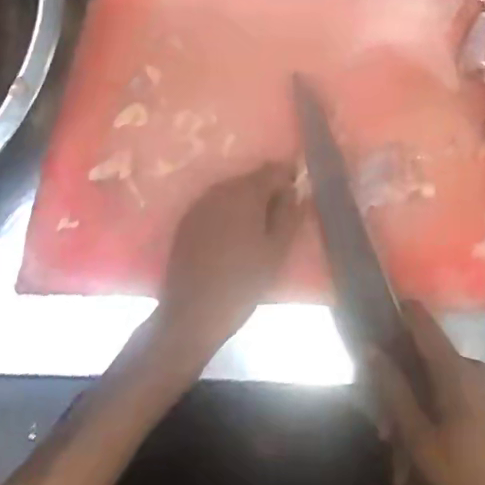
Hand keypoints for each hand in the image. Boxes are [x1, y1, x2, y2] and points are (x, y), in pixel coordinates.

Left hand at [157, 161, 300, 356]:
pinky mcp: (186, 221)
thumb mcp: (276, 251)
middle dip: (267, 191)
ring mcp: (200, 204)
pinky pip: (214, 205)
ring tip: (256, 230)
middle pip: (251, 179)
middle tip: (279, 218)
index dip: (288, 178)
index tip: (296, 196)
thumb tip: (297, 190)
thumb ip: (290, 214)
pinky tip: (231, 237)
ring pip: (231, 191)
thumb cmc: (243, 283)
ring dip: (246, 202)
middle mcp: (220, 190)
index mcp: (246, 192)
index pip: (273, 170)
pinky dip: (227, 212)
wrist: (193, 315)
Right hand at [368, 301, 484, 484]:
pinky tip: (415, 451)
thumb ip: (394, 390)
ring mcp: (481, 385)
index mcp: (457, 367)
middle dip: (397, 386)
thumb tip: (370, 348)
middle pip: (423, 357)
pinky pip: (448, 394)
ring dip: (410, 410)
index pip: (421, 320)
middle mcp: (471, 366)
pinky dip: (428, 415)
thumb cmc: (462, 472)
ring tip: (396, 452)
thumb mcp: (419, 437)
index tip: (371, 323)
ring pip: (433, 381)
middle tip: (381, 424)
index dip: (396, 314)